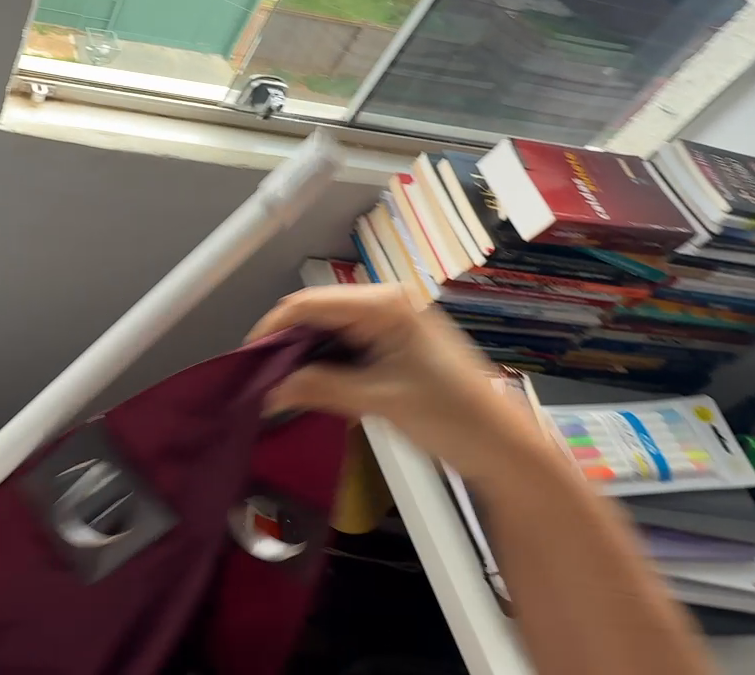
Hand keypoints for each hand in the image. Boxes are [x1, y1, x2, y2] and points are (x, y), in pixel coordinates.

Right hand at [248, 283, 551, 479]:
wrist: (506, 451)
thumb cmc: (452, 418)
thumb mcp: (378, 401)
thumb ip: (318, 388)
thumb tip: (266, 392)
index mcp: (384, 304)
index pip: (309, 304)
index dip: (273, 329)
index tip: (248, 361)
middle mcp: (384, 302)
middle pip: (315, 313)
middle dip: (285, 344)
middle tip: (261, 377)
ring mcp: (388, 321)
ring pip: (325, 329)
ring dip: (302, 355)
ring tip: (279, 383)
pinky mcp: (391, 342)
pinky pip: (342, 344)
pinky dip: (322, 362)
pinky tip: (309, 384)